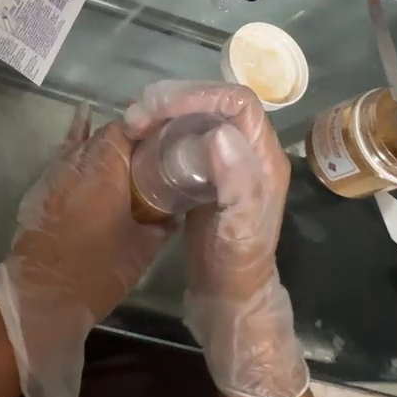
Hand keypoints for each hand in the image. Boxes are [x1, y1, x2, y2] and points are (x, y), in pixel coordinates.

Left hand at [0, 105, 172, 396]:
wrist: (41, 294)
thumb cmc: (96, 268)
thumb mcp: (142, 250)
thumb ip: (161, 225)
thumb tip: (175, 213)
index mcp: (104, 166)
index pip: (128, 127)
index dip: (149, 127)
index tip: (169, 137)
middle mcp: (77, 161)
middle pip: (105, 135)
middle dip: (129, 139)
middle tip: (155, 152)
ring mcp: (55, 173)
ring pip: (82, 147)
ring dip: (103, 148)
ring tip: (129, 155)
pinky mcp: (42, 191)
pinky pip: (64, 162)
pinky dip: (77, 154)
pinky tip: (85, 152)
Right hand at [123, 82, 307, 396]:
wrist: (228, 301)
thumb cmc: (235, 266)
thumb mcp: (238, 228)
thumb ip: (236, 181)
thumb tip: (217, 132)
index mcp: (263, 157)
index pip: (237, 102)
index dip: (198, 95)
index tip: (158, 111)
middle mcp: (247, 152)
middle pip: (214, 103)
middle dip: (174, 100)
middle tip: (136, 118)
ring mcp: (225, 163)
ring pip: (196, 118)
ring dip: (164, 113)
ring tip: (132, 126)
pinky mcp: (205, 175)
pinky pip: (184, 139)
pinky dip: (161, 132)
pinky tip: (139, 143)